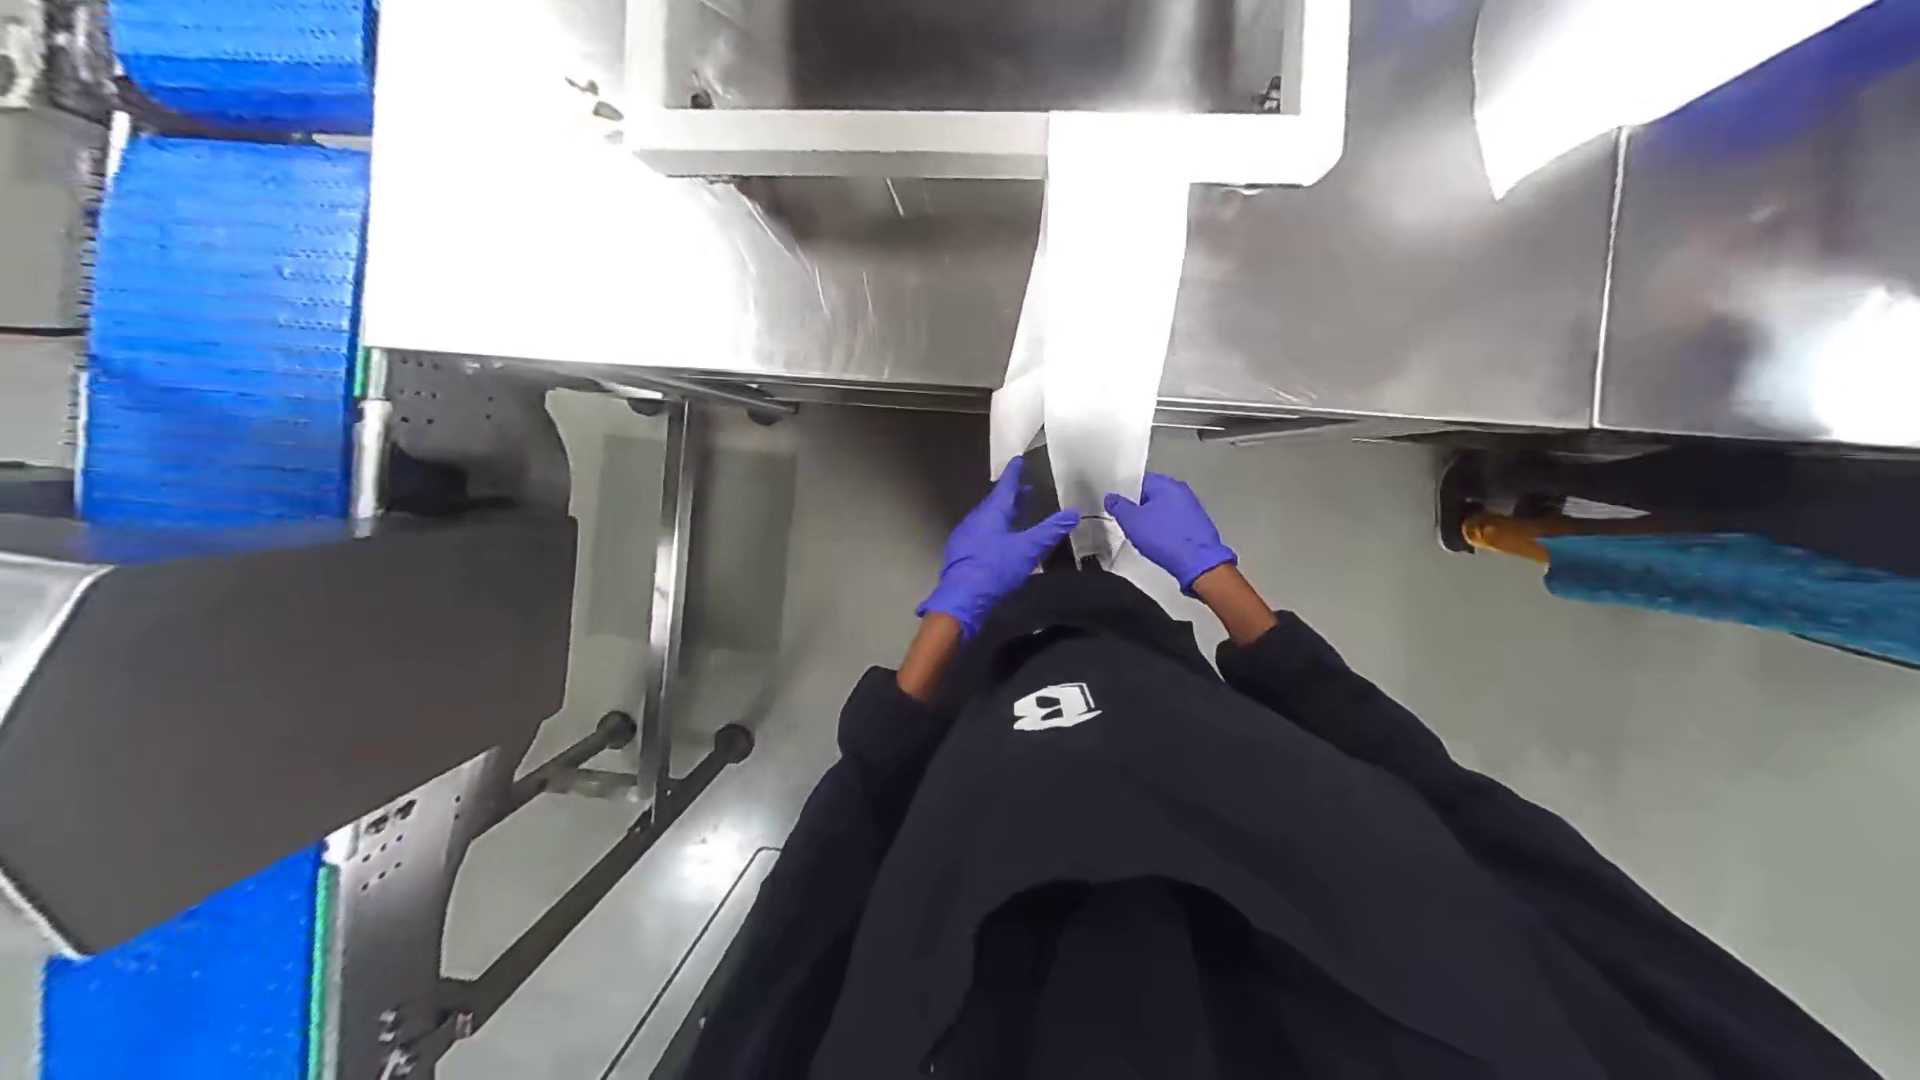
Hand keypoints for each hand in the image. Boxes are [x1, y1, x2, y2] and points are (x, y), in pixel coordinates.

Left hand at [919, 457, 1080, 638]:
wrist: (962, 598)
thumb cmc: (996, 568)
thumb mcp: (1028, 549)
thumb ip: (1050, 531)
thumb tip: (1073, 513)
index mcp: (991, 512)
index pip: (1005, 485)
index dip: (1015, 473)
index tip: (1019, 460)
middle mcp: (976, 518)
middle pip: (996, 501)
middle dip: (1013, 496)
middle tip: (1028, 491)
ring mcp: (965, 536)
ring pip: (988, 518)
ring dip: (1004, 513)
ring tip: (1018, 515)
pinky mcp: (961, 553)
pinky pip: (981, 532)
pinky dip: (994, 529)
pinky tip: (1000, 541)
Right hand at [1105, 472, 1236, 593]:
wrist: (1197, 562)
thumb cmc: (1167, 539)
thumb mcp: (1131, 521)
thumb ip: (1118, 506)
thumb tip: (1112, 499)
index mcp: (1166, 484)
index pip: (1141, 480)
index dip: (1127, 493)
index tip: (1118, 505)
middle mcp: (1182, 493)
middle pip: (1153, 496)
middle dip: (1140, 508)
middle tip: (1130, 522)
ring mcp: (1192, 509)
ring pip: (1164, 511)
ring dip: (1153, 521)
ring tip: (1145, 536)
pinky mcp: (1197, 526)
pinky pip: (1174, 524)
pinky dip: (1165, 531)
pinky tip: (1159, 543)